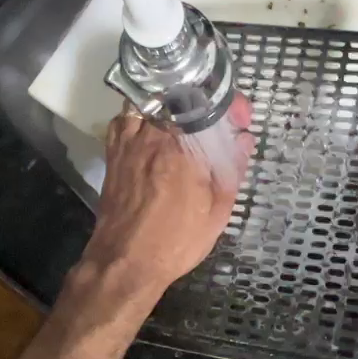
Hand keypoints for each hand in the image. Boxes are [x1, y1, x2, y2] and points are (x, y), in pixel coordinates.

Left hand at [79, 96, 254, 304]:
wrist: (126, 261)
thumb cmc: (175, 241)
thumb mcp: (217, 211)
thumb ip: (231, 168)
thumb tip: (243, 138)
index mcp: (184, 147)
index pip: (211, 105)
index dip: (229, 106)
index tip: (240, 117)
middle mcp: (154, 135)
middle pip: (181, 97)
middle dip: (204, 102)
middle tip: (217, 121)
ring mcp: (129, 141)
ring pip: (150, 101)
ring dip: (172, 104)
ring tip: (186, 119)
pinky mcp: (114, 152)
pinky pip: (126, 118)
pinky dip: (142, 116)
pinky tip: (154, 131)